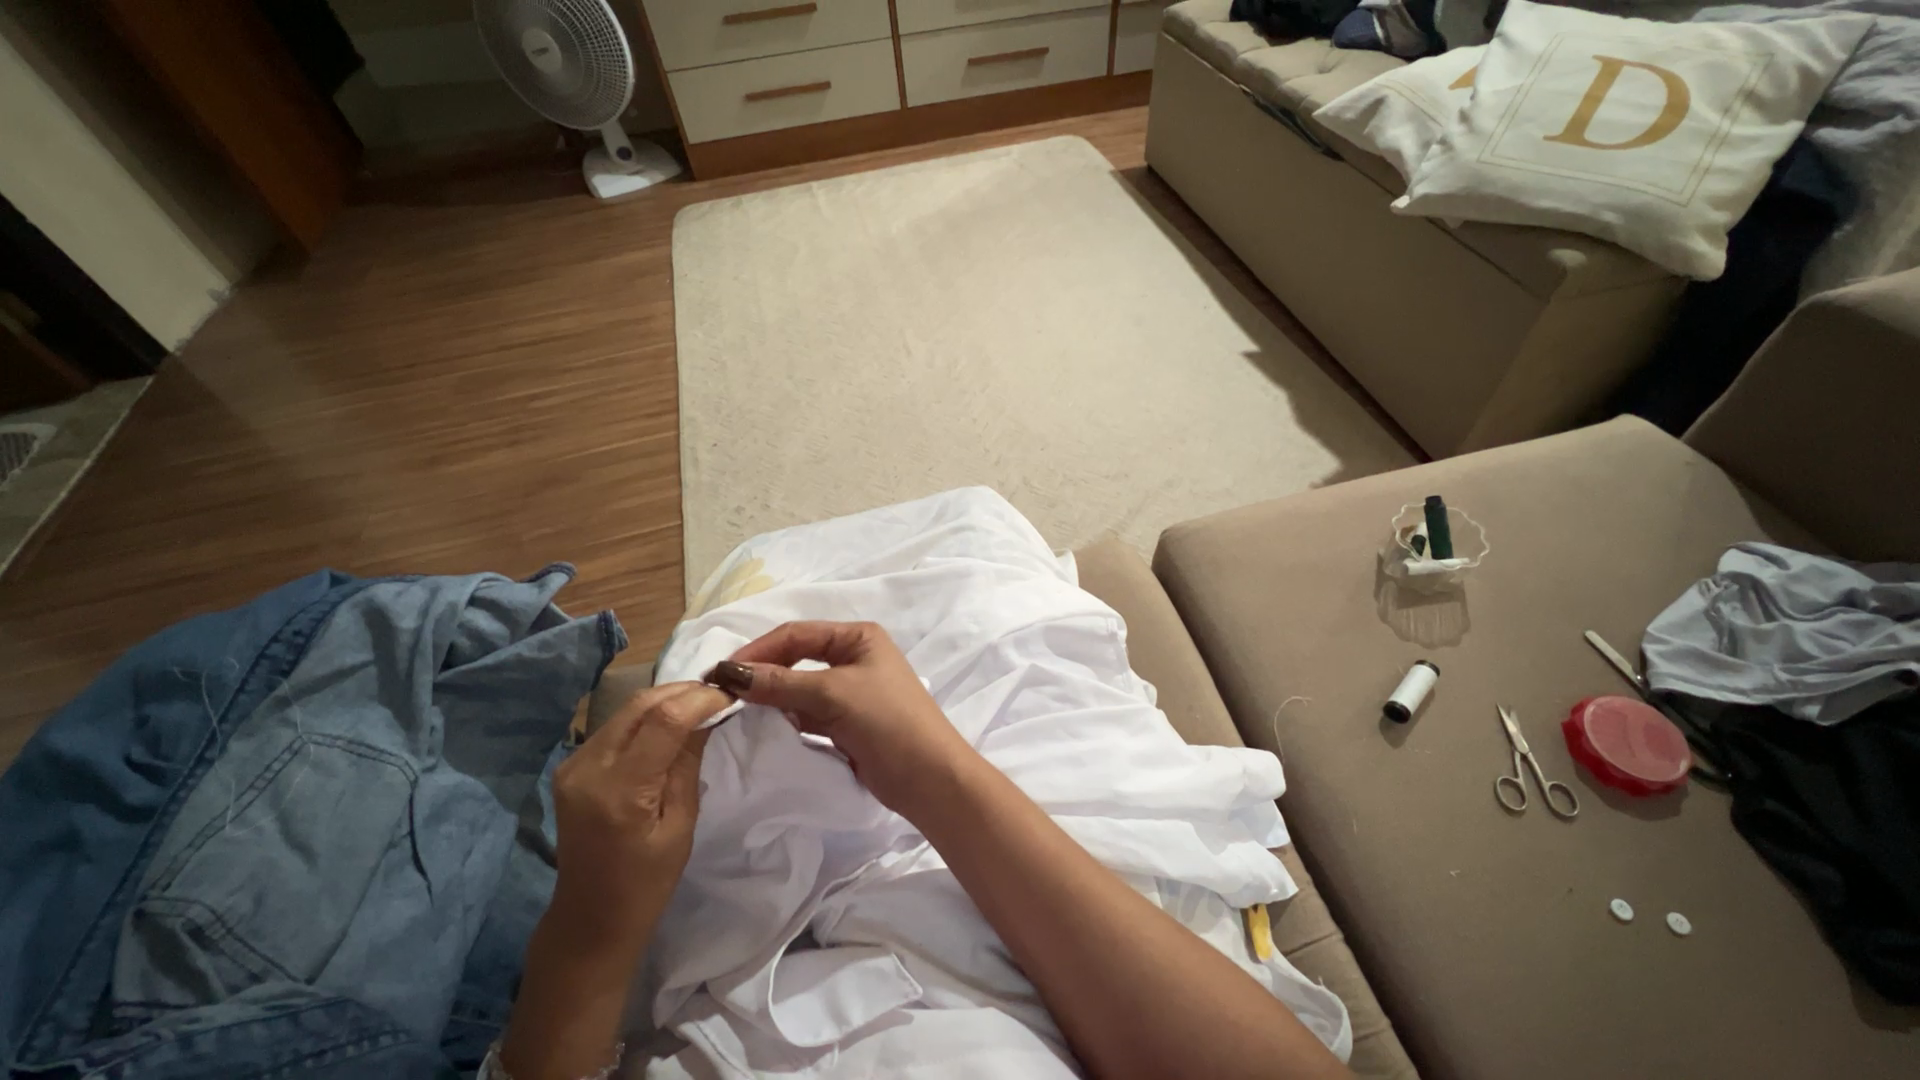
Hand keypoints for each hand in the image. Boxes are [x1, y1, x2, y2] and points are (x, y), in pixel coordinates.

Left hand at [545, 681, 723, 953]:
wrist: (589, 917)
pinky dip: (646, 716)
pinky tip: (670, 724)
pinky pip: (614, 726)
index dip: (700, 699)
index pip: (664, 719)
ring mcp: (573, 765)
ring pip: (625, 709)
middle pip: (640, 704)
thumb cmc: (647, 882)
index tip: (730, 696)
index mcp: (621, 790)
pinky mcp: (570, 766)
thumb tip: (710, 715)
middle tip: (719, 694)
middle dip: (683, 691)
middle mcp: (588, 767)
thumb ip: (688, 763)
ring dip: (665, 700)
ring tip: (700, 705)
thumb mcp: (682, 824)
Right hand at [712, 621, 977, 817]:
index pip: (796, 634)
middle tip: (724, 692)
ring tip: (739, 710)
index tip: (721, 673)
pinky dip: (788, 717)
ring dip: (773, 696)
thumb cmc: (887, 721)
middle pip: (796, 658)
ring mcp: (851, 691)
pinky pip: (808, 712)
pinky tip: (768, 726)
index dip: (758, 650)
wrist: (928, 777)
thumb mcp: (832, 694)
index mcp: (858, 637)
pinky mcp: (847, 722)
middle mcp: (854, 657)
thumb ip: (780, 682)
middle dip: (763, 673)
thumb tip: (730, 674)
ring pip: (800, 687)